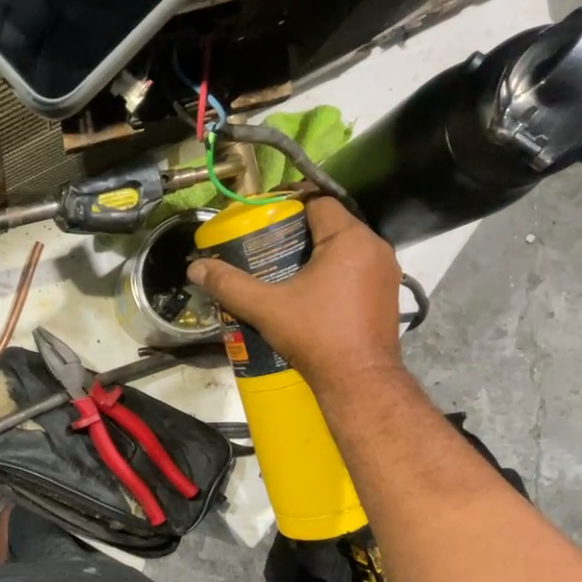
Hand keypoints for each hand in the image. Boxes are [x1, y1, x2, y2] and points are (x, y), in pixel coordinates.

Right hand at [186, 195, 405, 389]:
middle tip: (266, 246)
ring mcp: (385, 273)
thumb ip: (230, 285)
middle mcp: (375, 248)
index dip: (291, 203)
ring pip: (345, 250)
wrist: (359, 380)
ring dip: (316, 255)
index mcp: (349, 239)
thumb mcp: (266, 308)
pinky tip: (309, 295)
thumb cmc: (316, 336)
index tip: (265, 215)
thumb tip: (196, 268)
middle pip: (332, 226)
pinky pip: (355, 271)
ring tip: (284, 271)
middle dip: (299, 232)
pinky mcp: (386, 296)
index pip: (320, 202)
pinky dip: (332, 274)